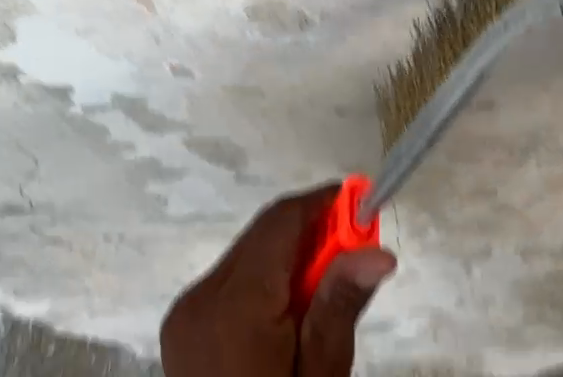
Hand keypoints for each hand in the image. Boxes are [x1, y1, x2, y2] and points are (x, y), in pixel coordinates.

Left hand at [160, 183, 396, 376]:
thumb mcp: (320, 373)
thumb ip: (340, 304)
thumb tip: (380, 252)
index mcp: (233, 304)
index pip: (281, 221)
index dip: (325, 202)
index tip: (366, 204)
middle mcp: (199, 296)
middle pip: (265, 234)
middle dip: (313, 232)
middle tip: (357, 255)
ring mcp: (184, 312)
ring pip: (249, 253)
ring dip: (292, 255)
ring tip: (327, 291)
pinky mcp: (182, 327)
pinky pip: (232, 279)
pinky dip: (267, 279)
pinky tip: (291, 311)